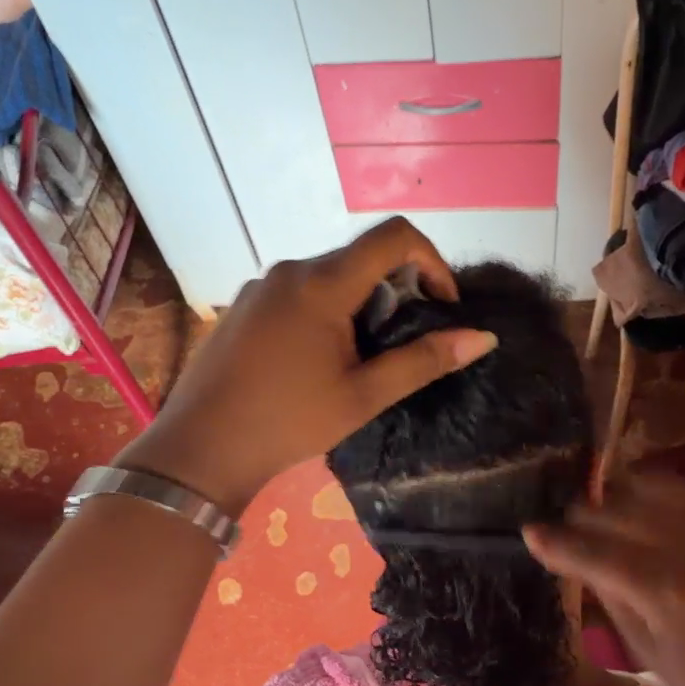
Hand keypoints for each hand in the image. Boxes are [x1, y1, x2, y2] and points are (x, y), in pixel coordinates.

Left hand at [116, 217, 497, 511]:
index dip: (432, 261)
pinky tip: (314, 364)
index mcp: (322, 284)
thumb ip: (423, 361)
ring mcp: (259, 287)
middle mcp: (290, 271)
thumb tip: (483, 337)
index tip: (443, 304)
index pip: (393, 237)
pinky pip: (297, 295)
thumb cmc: (290, 422)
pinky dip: (324, 314)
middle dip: (395, 292)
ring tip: (357, 363)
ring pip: (328, 278)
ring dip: (358, 307)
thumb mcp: (364, 395)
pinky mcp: (242, 307)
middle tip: (400, 347)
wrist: (201, 448)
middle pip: (360, 259)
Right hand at [523, 475, 684, 685]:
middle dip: (587, 516)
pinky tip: (657, 512)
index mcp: (673, 591)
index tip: (530, 531)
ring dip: (625, 498)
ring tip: (607, 509)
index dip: (558, 541)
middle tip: (568, 521)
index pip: (597, 550)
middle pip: (623, 510)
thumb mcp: (650, 651)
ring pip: (660, 488)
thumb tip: (573, 554)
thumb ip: (611, 592)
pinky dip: (671, 500)